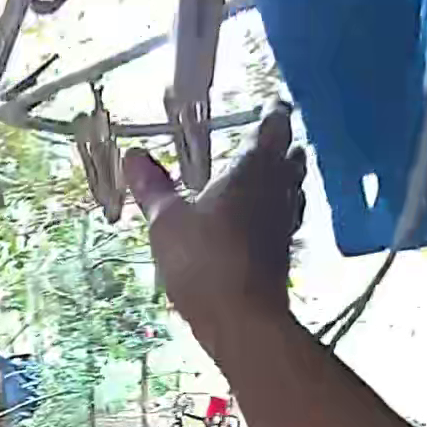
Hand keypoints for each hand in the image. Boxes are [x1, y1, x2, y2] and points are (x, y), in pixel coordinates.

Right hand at [124, 101, 306, 349]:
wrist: (239, 319)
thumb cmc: (203, 262)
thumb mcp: (167, 223)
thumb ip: (153, 189)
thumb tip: (132, 155)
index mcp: (253, 169)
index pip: (273, 126)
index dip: (271, 113)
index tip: (267, 107)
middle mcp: (278, 190)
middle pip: (292, 156)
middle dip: (282, 147)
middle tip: (267, 145)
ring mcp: (285, 224)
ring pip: (293, 190)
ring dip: (283, 181)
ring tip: (265, 181)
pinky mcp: (282, 255)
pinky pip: (285, 222)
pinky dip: (276, 215)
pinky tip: (260, 225)